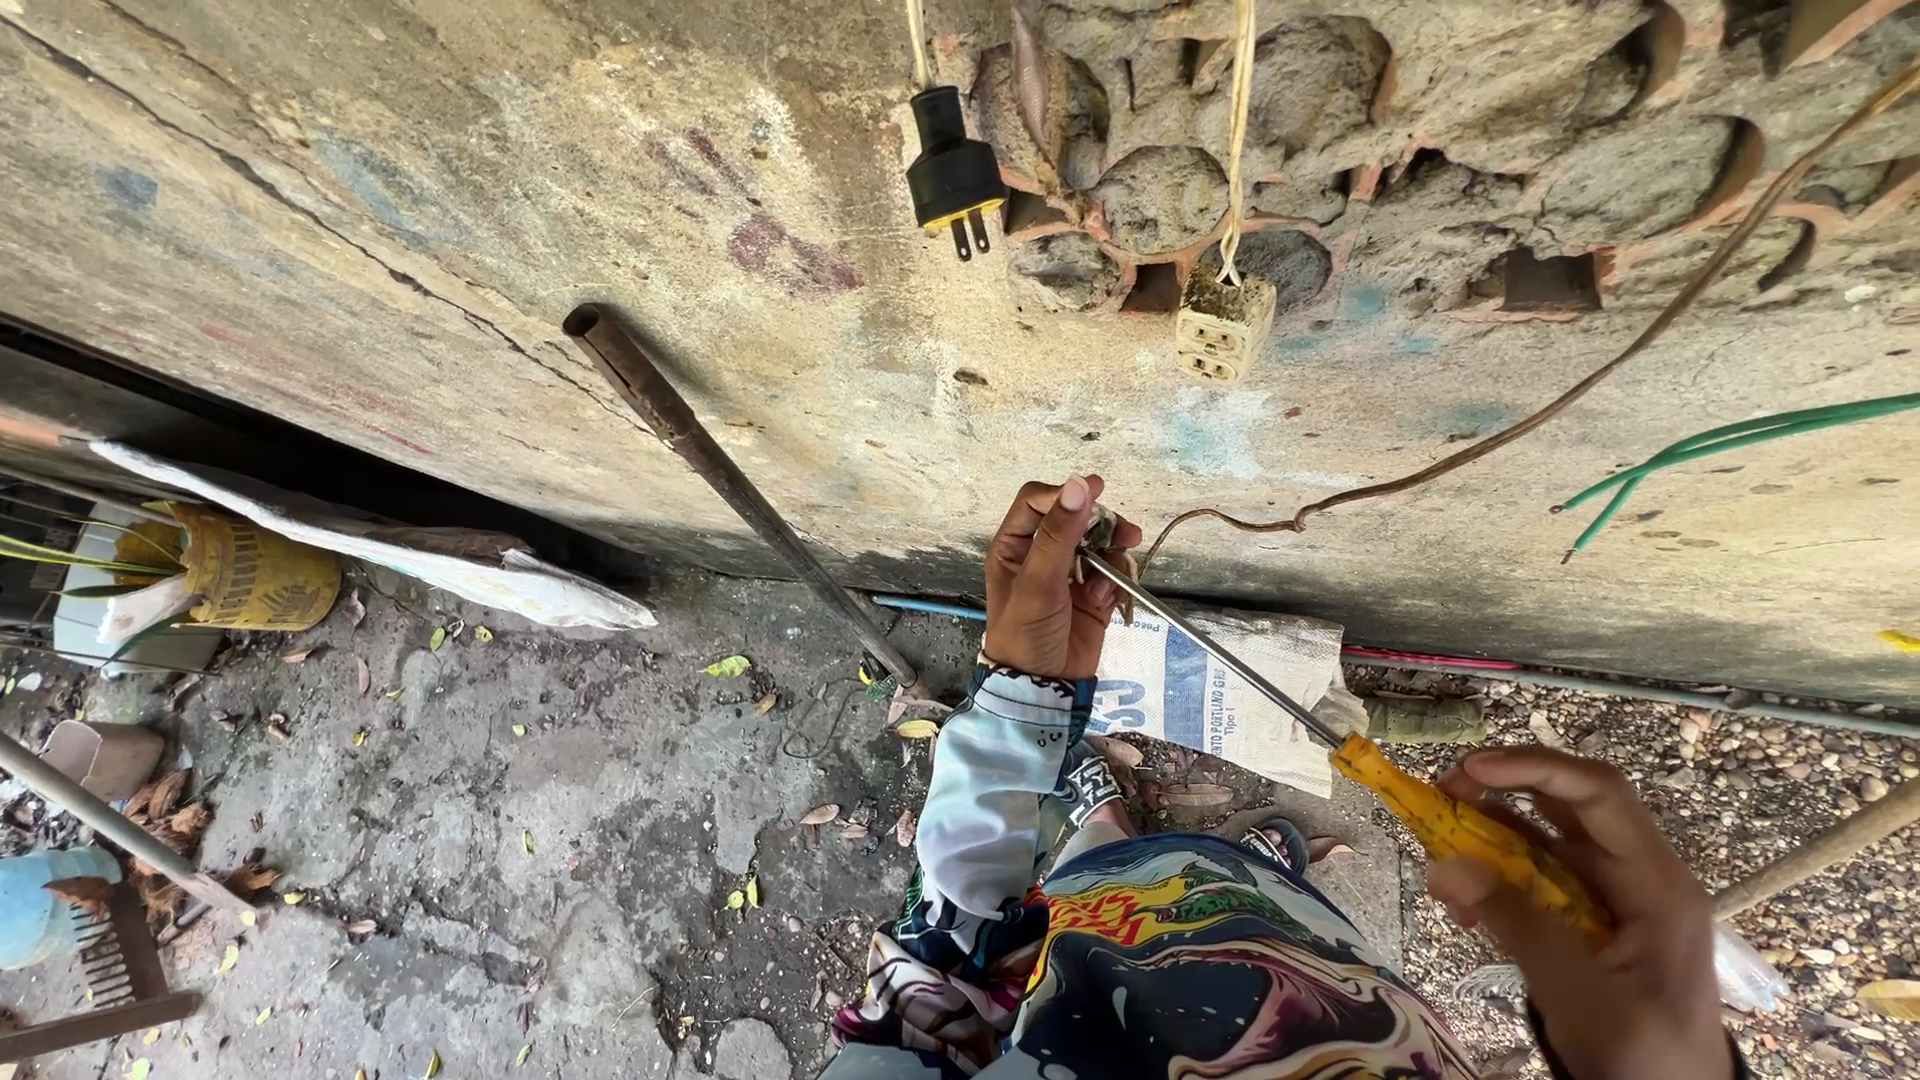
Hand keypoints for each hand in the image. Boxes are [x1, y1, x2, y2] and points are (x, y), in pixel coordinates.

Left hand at [983, 476, 1140, 679]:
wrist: (1044, 688)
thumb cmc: (1027, 632)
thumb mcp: (1038, 582)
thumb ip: (1060, 534)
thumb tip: (1079, 485)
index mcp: (1014, 546)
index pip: (1037, 502)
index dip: (1064, 493)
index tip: (1096, 492)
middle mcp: (1040, 555)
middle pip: (1076, 518)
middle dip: (1101, 524)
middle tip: (1126, 533)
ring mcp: (1069, 575)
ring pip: (1100, 545)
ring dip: (1113, 556)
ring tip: (1116, 574)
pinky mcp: (1093, 595)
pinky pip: (1113, 574)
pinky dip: (1116, 583)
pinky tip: (1107, 602)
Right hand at [1426, 748, 1732, 1079]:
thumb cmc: (1644, 1054)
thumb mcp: (1584, 994)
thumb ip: (1519, 924)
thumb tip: (1446, 863)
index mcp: (1654, 883)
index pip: (1599, 794)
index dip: (1534, 768)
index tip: (1468, 770)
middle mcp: (1630, 872)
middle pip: (1560, 800)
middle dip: (1495, 788)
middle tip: (1439, 793)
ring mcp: (1601, 890)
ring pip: (1533, 831)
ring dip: (1479, 832)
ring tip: (1437, 855)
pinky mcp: (1574, 909)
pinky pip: (1522, 869)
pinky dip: (1483, 874)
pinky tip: (1461, 905)